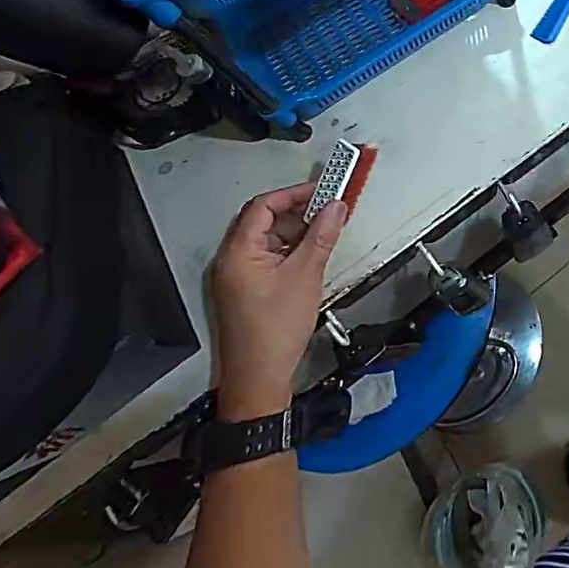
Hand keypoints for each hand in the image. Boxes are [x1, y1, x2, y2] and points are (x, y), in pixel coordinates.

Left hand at [209, 185, 346, 420]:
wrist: (259, 377)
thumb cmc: (274, 332)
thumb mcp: (306, 276)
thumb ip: (321, 236)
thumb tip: (335, 208)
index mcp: (238, 253)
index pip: (263, 206)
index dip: (294, 194)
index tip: (323, 190)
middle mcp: (233, 260)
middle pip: (265, 219)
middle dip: (299, 210)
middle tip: (330, 207)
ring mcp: (240, 275)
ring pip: (270, 238)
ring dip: (298, 229)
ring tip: (328, 228)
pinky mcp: (249, 287)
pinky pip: (271, 255)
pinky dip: (293, 247)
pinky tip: (315, 250)